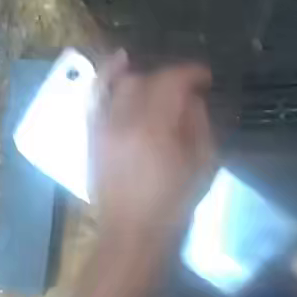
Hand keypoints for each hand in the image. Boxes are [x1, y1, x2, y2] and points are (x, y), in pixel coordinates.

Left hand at [89, 52, 215, 259]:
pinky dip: (105, 78)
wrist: (131, 233)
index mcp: (153, 128)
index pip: (171, 82)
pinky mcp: (90, 137)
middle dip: (168, 79)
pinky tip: (118, 63)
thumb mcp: (201, 164)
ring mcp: (102, 128)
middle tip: (187, 90)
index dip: (191, 73)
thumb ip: (197, 123)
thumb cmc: (173, 205)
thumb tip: (191, 99)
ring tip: (157, 79)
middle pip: (145, 81)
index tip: (206, 77)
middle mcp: (122, 121)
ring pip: (119, 85)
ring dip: (141, 77)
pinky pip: (94, 98)